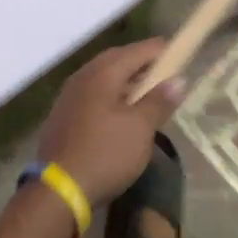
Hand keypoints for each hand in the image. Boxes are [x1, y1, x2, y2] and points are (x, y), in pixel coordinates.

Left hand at [36, 39, 185, 204]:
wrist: (59, 188)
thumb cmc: (105, 154)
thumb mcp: (140, 129)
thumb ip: (158, 101)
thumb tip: (178, 79)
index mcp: (102, 73)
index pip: (135, 51)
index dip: (157, 50)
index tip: (177, 50)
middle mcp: (83, 76)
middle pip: (115, 59)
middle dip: (140, 62)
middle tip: (163, 69)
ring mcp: (69, 94)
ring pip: (102, 76)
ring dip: (124, 78)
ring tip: (145, 89)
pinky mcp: (64, 113)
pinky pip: (92, 92)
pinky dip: (111, 93)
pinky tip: (120, 109)